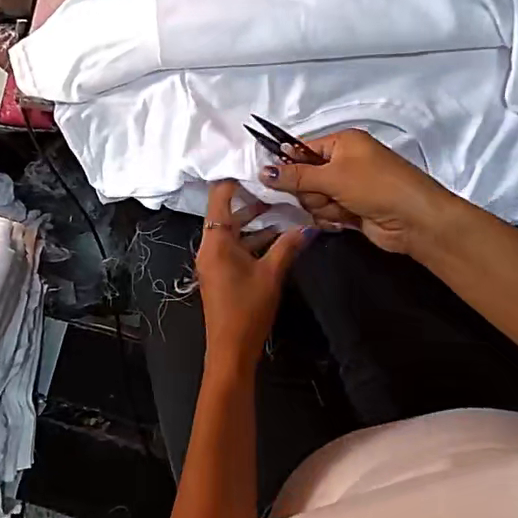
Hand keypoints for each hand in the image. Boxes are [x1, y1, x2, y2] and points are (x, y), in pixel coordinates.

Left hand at [196, 180, 311, 365]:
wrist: (230, 349)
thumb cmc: (247, 309)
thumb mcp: (272, 274)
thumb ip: (288, 246)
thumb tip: (308, 226)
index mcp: (215, 242)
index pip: (219, 198)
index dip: (235, 180)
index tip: (256, 168)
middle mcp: (209, 248)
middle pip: (227, 214)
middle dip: (252, 202)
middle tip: (278, 189)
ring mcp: (214, 262)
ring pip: (233, 233)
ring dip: (256, 223)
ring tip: (284, 211)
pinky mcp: (221, 274)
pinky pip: (235, 248)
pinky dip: (253, 241)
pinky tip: (278, 239)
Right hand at [257, 128, 460, 256]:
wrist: (414, 220)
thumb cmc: (377, 186)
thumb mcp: (333, 176)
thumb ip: (295, 176)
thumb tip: (263, 171)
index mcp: (343, 142)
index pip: (302, 150)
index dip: (289, 165)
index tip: (273, 179)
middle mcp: (343, 162)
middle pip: (303, 177)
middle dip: (310, 191)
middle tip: (325, 195)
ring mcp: (346, 187)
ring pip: (312, 199)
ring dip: (322, 207)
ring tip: (342, 208)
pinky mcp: (349, 209)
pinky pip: (323, 213)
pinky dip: (330, 218)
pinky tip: (345, 220)